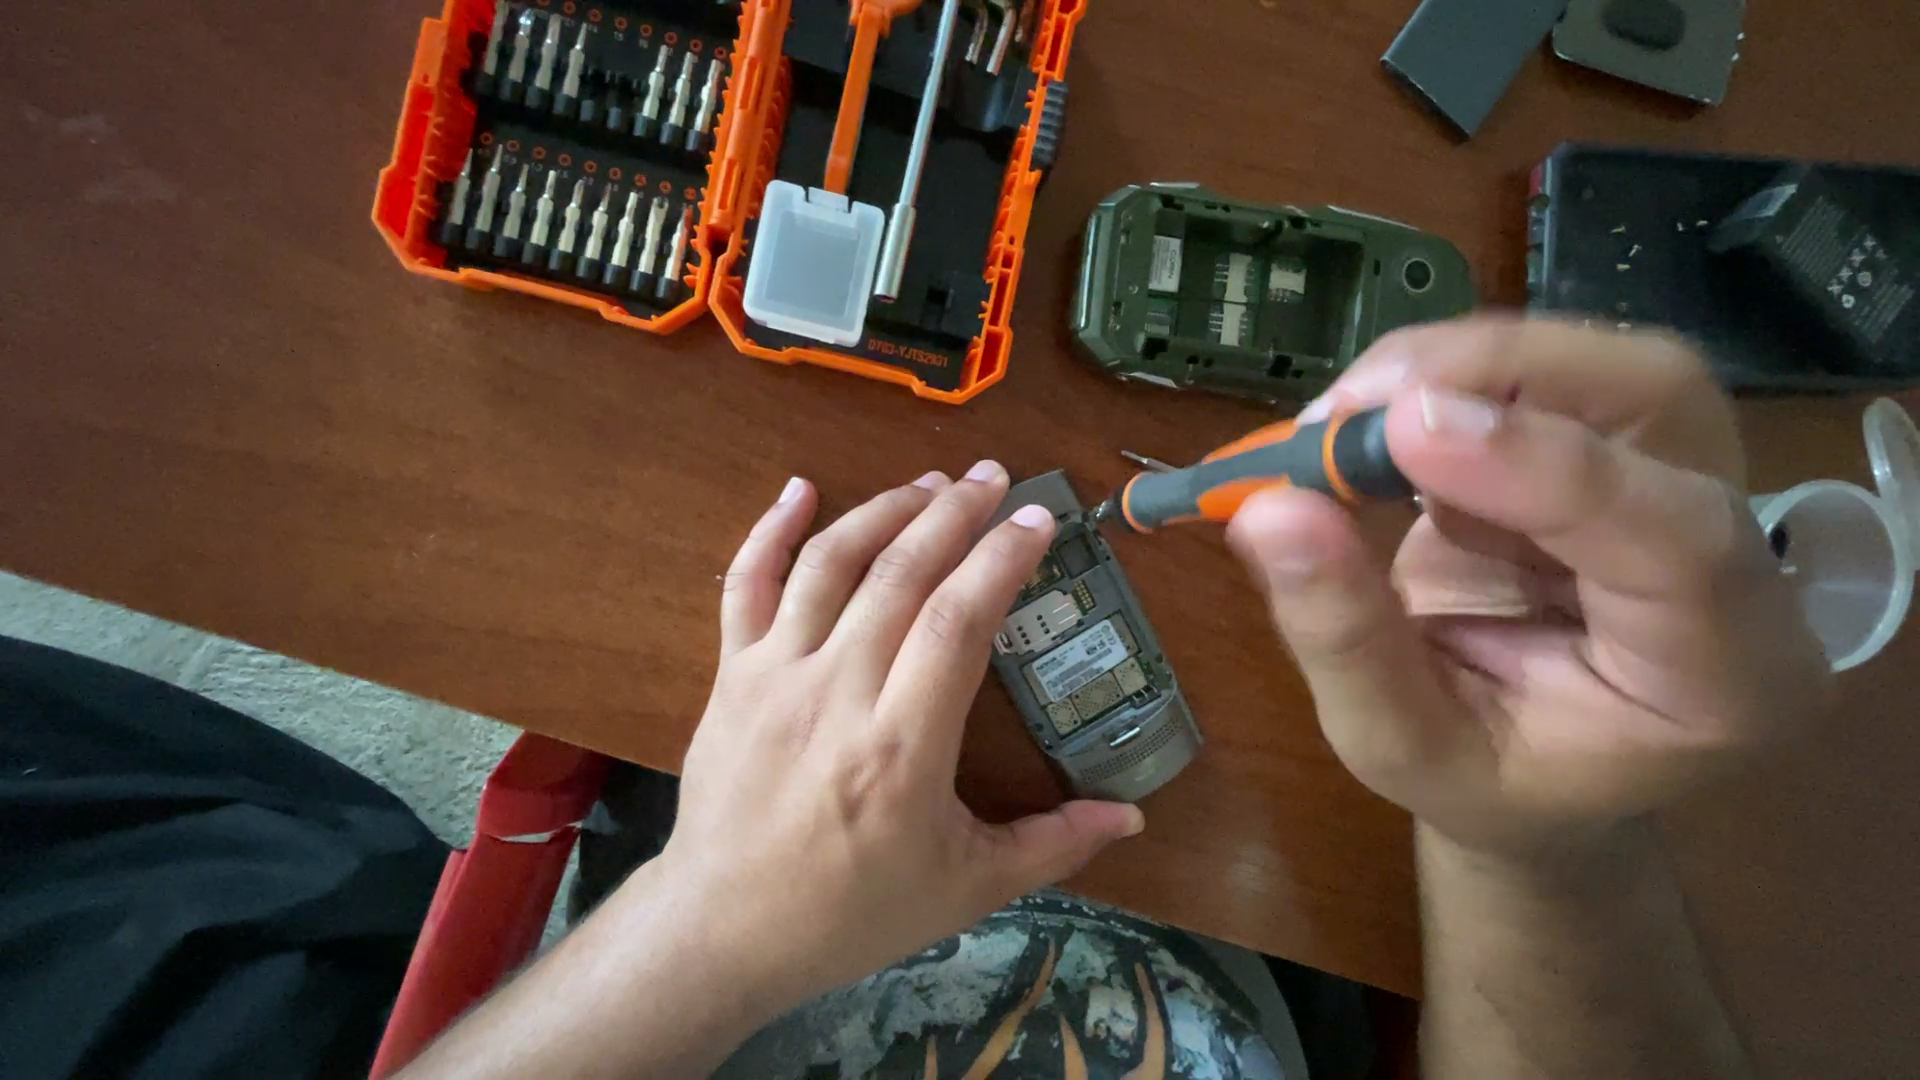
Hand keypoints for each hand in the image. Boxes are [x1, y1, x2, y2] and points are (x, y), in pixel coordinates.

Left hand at [655, 463, 1142, 1014]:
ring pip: (831, 564)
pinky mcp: (731, 674)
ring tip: (929, 482)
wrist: (722, 930)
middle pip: (902, 574)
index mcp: (903, 745)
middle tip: (992, 476)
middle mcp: (838, 692)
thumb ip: (1053, 846)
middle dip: (954, 514)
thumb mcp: (966, 889)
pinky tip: (801, 488)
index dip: (1001, 560)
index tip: (1036, 520)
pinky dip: (769, 529)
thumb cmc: (851, 911)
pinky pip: (744, 584)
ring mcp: (775, 674)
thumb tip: (1132, 818)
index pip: (959, 621)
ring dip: (884, 509)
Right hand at [1228, 318, 1830, 854]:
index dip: (1545, 467)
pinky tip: (1364, 430)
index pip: (1678, 540)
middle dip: (1495, 376)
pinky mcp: (1603, 455)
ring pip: (1594, 366)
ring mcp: (1672, 487)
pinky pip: (1530, 379)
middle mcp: (1730, 558)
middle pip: (1655, 401)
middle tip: (1354, 408)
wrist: (1526, 769)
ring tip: (1336, 426)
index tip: (1402, 428)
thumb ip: (1341, 637)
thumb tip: (1266, 511)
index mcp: (1718, 676)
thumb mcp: (1389, 741)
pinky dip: (1432, 382)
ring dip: (1451, 370)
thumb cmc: (1478, 781)